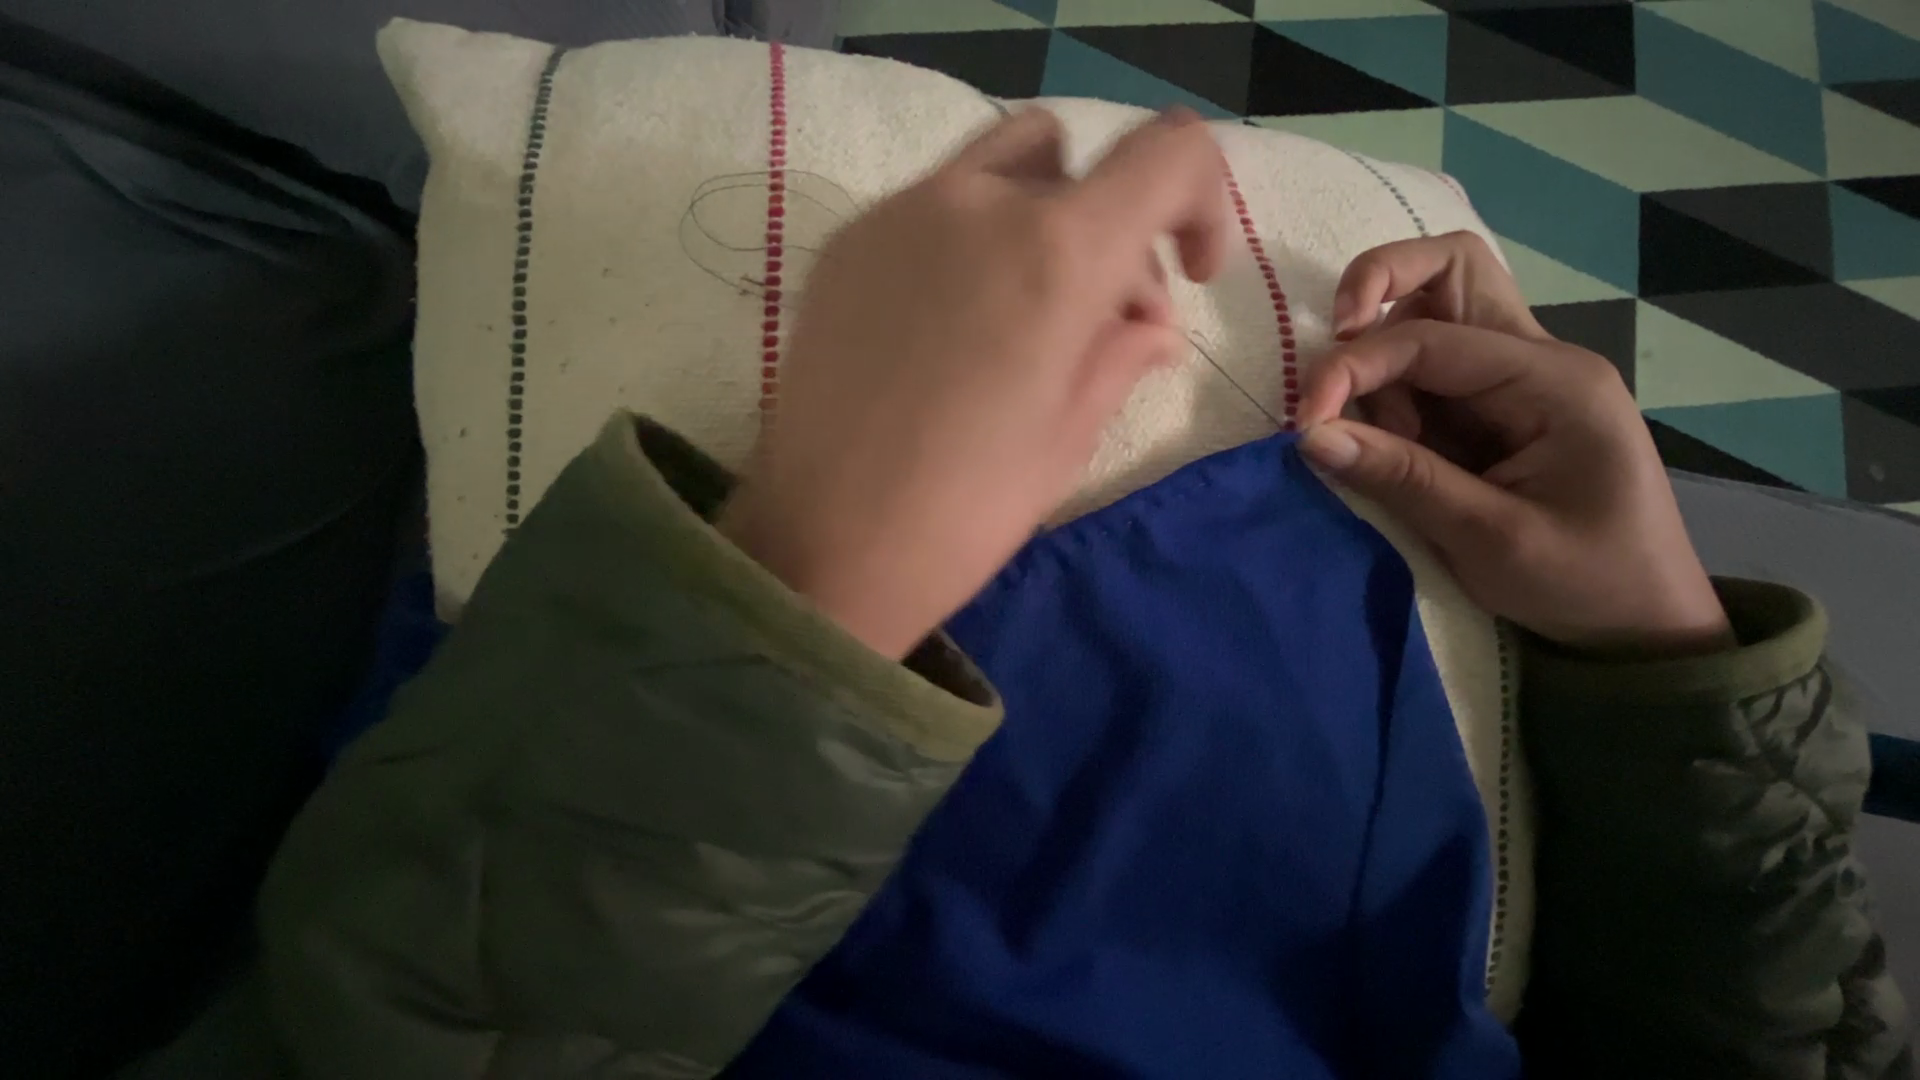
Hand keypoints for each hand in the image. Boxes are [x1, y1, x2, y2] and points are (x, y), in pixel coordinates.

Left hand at [720, 108, 1229, 658]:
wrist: (823, 548)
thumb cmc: (964, 513)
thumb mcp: (1067, 438)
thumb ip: (1120, 356)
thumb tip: (1151, 326)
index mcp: (1055, 254)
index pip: (1168, 155)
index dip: (1203, 201)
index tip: (1189, 275)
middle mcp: (975, 205)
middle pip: (1078, 166)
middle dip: (1113, 234)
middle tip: (1103, 327)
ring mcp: (898, 216)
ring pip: (1000, 169)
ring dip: (1040, 221)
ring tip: (1027, 317)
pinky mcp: (845, 245)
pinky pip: (932, 209)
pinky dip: (970, 244)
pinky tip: (951, 330)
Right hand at [1298, 233, 1731, 655]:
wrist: (1636, 622)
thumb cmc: (1582, 580)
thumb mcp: (1489, 538)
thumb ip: (1400, 478)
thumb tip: (1309, 435)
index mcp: (1552, 380)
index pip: (1429, 338)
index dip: (1353, 367)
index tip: (1305, 423)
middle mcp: (1534, 358)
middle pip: (1451, 269)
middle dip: (1376, 283)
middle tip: (1332, 336)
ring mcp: (1511, 379)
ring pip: (1430, 311)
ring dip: (1376, 354)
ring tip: (1366, 432)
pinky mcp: (1488, 408)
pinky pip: (1423, 370)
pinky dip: (1383, 391)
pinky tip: (1380, 440)